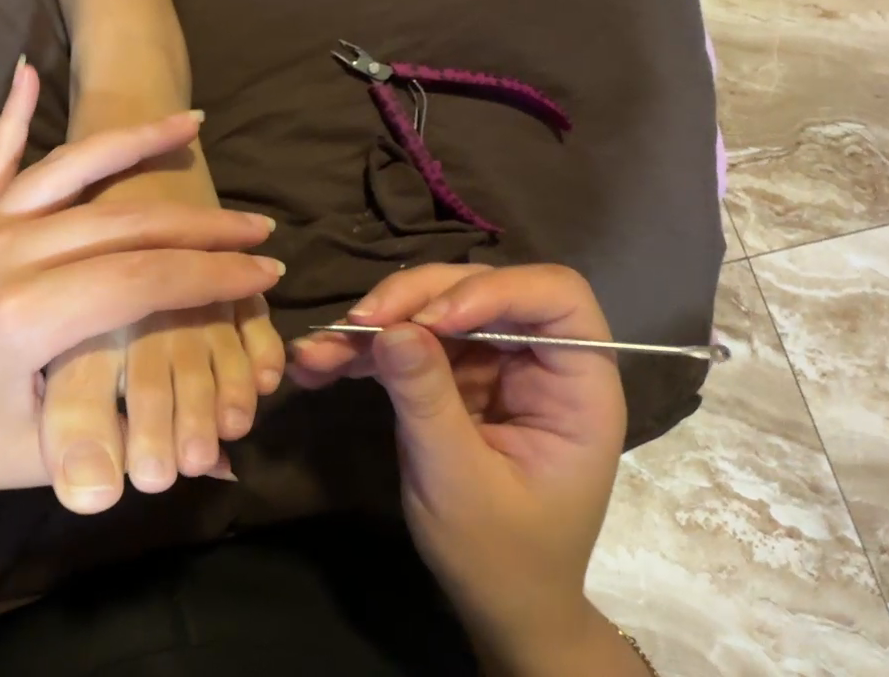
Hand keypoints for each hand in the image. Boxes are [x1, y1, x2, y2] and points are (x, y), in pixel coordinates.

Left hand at [0, 60, 283, 536]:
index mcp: (25, 316)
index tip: (266, 273)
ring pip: (68, 170)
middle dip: (199, 226)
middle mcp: (3, 255)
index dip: (214, 276)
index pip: (144, 279)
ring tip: (188, 126)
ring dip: (133, 145)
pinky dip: (12, 112)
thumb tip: (221, 447)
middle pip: (123, 222)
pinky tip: (28, 68)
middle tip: (257, 226)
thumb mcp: (44, 454)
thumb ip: (129, 430)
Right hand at [289, 265, 626, 665]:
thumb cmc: (500, 553)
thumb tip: (392, 329)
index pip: (553, 298)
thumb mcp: (460, 480)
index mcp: (574, 385)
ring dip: (370, 325)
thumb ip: (428, 400)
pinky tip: (314, 365)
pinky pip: (401, 344)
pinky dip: (357, 352)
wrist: (494, 599)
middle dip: (412, 299)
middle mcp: (532, 360)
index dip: (493, 291)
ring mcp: (486, 366)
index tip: (429, 319)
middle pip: (477, 290)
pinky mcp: (446, 377)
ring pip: (429, 309)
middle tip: (355, 324)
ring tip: (316, 352)